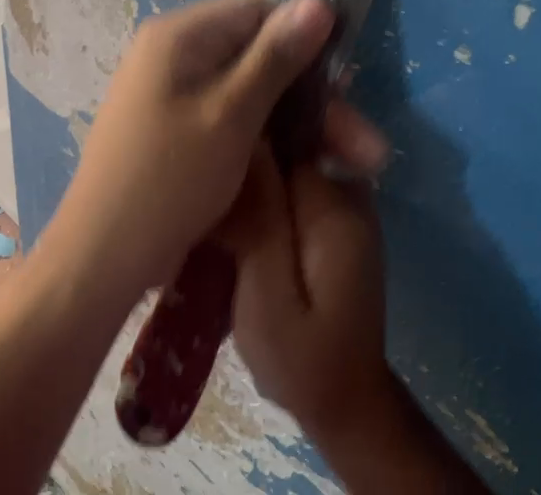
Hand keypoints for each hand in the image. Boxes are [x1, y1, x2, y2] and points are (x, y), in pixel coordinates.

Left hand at [52, 0, 336, 293]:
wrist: (101, 257)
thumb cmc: (168, 180)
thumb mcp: (231, 115)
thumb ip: (276, 56)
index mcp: (180, 35)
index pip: (260, 10)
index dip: (307, 40)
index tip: (346, 85)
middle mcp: (173, 54)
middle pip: (260, 55)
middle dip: (314, 97)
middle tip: (365, 147)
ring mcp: (172, 93)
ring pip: (252, 91)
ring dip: (299, 121)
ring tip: (354, 162)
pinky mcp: (175, 129)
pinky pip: (232, 116)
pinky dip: (268, 136)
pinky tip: (305, 164)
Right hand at [228, 101, 395, 439]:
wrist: (346, 403)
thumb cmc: (302, 359)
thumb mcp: (267, 296)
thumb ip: (259, 218)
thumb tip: (244, 140)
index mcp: (332, 204)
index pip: (281, 138)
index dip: (239, 143)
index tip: (199, 158)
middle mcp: (346, 192)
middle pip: (283, 147)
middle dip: (241, 161)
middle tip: (194, 189)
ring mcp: (343, 207)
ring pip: (283, 167)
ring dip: (247, 181)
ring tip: (204, 201)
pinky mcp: (332, 224)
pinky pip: (289, 190)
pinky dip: (261, 199)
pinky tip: (229, 221)